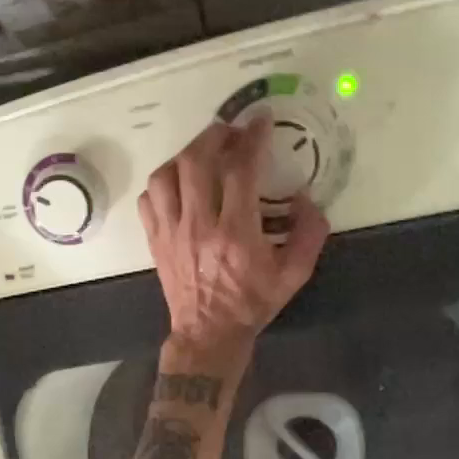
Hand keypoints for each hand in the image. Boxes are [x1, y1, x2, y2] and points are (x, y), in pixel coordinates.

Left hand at [138, 114, 330, 353]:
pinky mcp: (155, 241)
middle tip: (230, 134)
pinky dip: (162, 183)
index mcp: (237, 234)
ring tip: (202, 154)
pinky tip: (179, 184)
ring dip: (185, 156)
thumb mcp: (294, 275)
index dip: (252, 138)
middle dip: (214, 136)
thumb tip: (306, 199)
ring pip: (166, 175)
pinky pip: (149, 199)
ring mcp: (172, 233)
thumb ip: (309, 234)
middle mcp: (200, 227)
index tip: (260, 122)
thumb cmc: (251, 304)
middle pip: (196, 162)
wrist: (208, 335)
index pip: (241, 170)